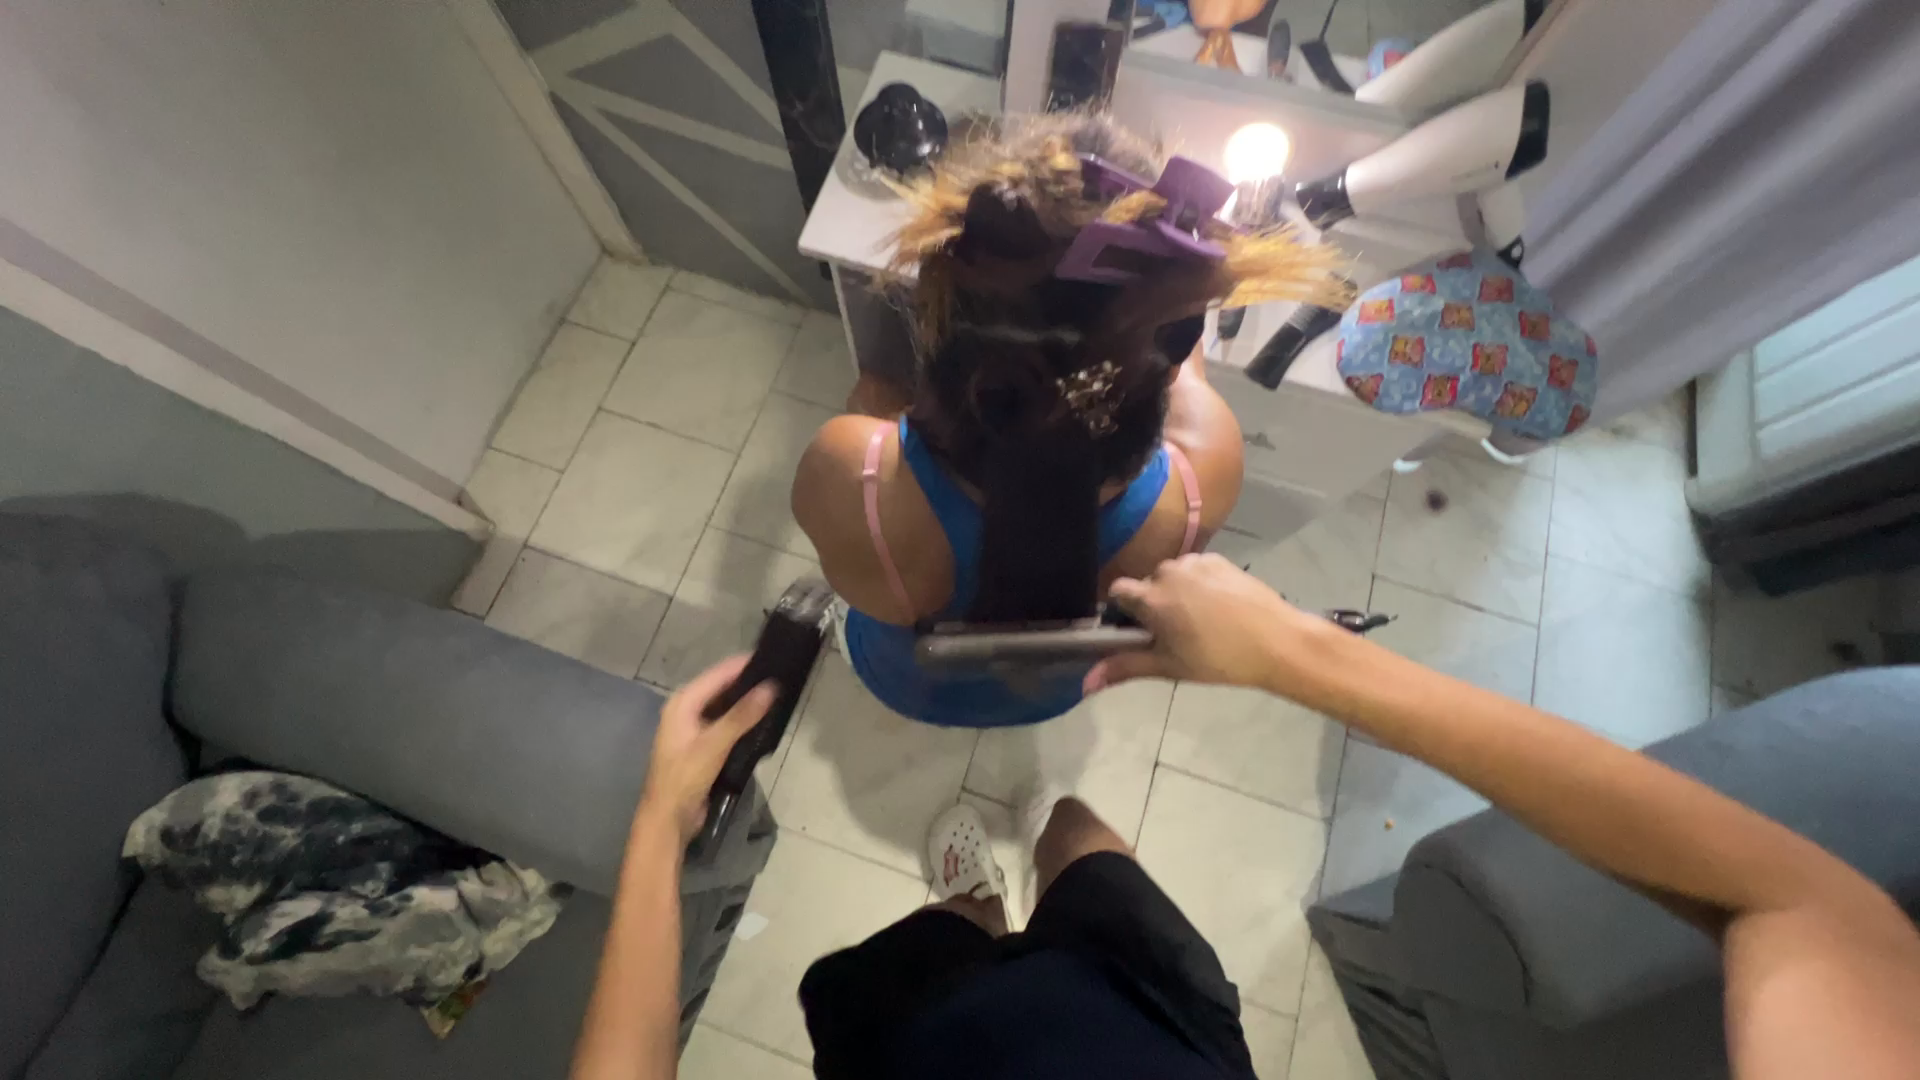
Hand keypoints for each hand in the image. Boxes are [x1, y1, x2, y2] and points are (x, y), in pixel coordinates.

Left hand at [636, 656, 777, 844]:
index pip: (720, 673)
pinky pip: (727, 722)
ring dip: (747, 701)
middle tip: (781, 676)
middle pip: (723, 687)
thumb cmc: (685, 777)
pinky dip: (743, 719)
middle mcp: (687, 709)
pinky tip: (763, 719)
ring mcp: (695, 727)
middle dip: (749, 682)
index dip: (745, 664)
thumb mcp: (714, 744)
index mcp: (683, 702)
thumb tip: (771, 687)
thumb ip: (742, 715)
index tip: (775, 656)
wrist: (668, 819)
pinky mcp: (704, 743)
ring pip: (726, 705)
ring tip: (778, 693)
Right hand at [1087, 553, 1328, 693]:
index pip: (1117, 591)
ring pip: (1172, 577)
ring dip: (1177, 593)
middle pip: (1147, 585)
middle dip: (1154, 604)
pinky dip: (1200, 585)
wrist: (1278, 641)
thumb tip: (1085, 684)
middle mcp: (1167, 572)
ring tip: (1201, 620)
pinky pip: (1196, 570)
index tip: (1139, 629)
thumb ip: (1124, 668)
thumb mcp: (1168, 667)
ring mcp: (1194, 562)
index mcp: (1150, 597)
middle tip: (1175, 633)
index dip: (1123, 609)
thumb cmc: (1218, 659)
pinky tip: (1219, 607)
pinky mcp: (1218, 559)